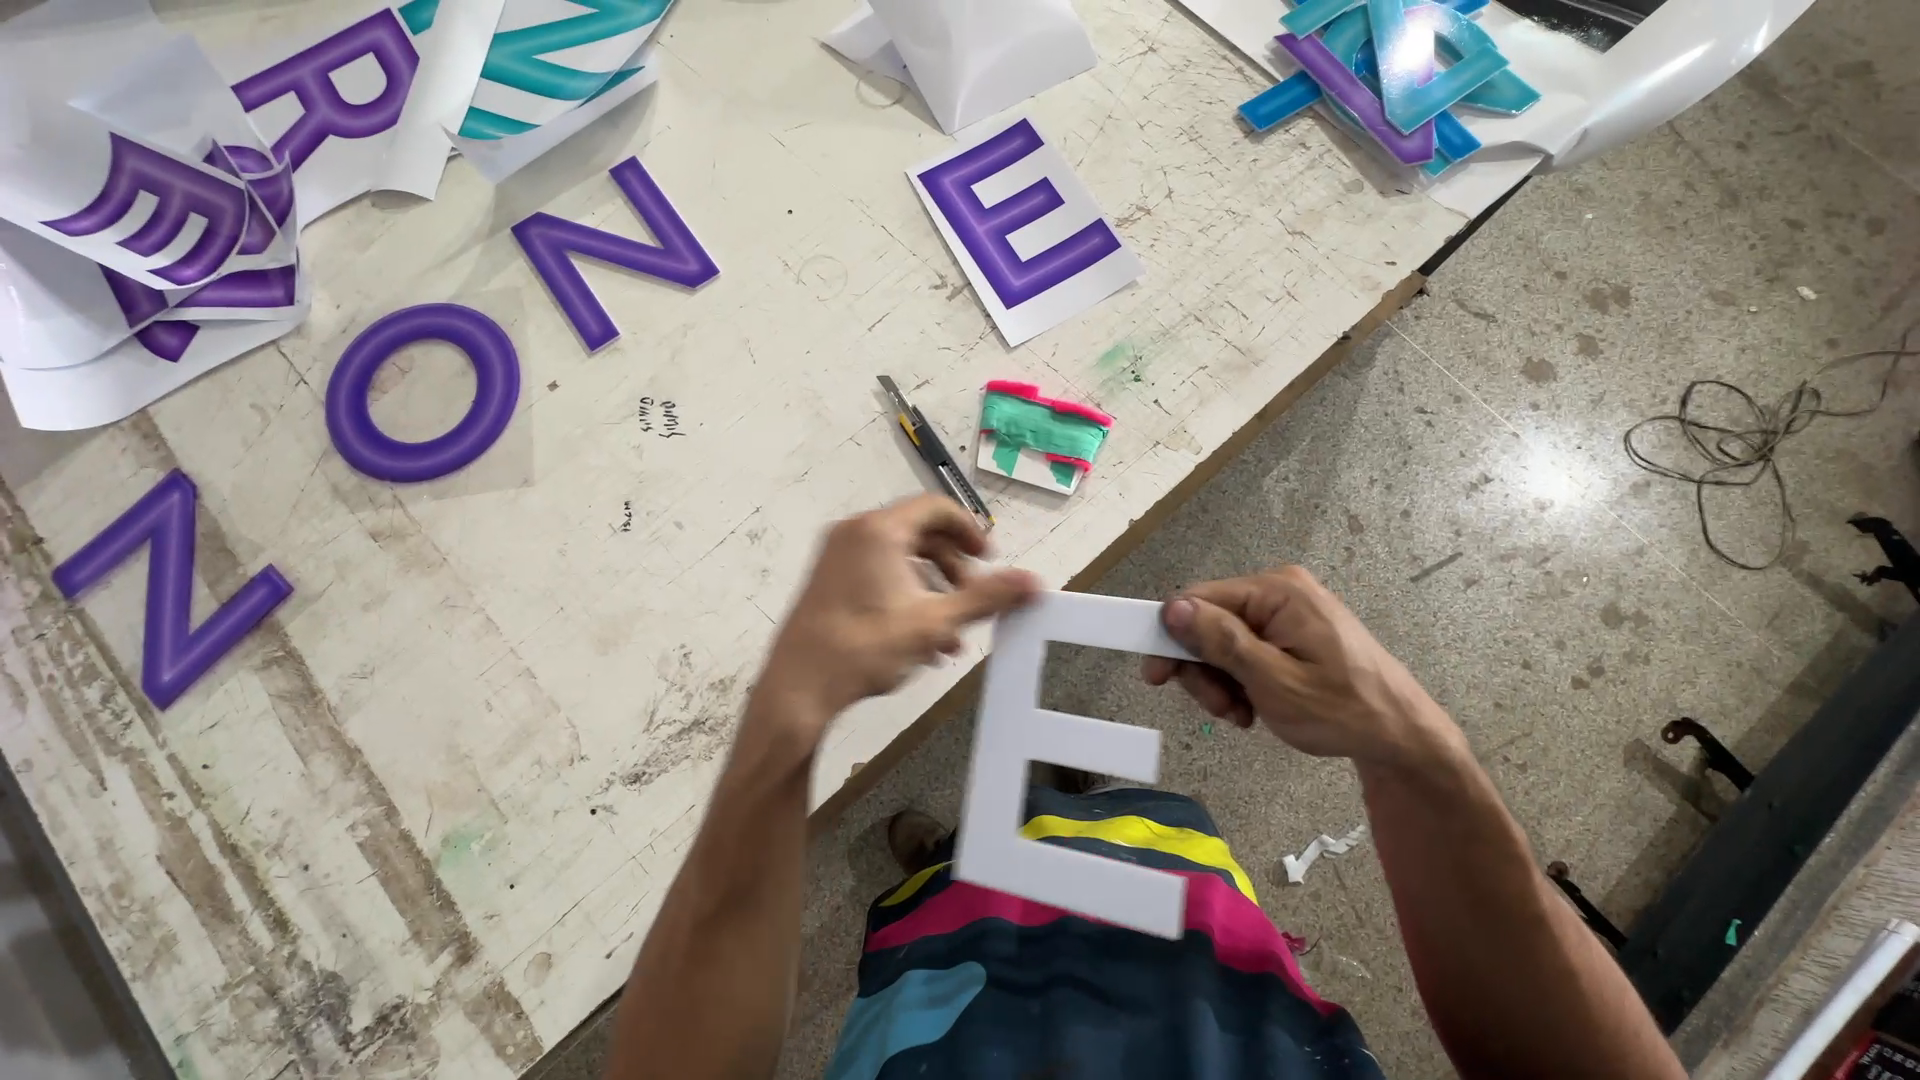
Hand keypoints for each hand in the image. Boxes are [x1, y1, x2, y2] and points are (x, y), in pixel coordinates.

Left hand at [755, 496, 1039, 735]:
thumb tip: (1034, 582)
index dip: (970, 529)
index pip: (935, 508)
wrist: (797, 689)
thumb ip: (986, 598)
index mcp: (879, 530)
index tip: (989, 557)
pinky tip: (924, 642)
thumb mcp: (934, 623)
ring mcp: (837, 557)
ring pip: (901, 560)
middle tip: (973, 597)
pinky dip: (907, 597)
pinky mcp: (828, 582)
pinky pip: (878, 575)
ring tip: (953, 634)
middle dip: (954, 567)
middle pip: (920, 534)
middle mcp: (855, 533)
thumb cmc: (864, 648)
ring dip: (934, 590)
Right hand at [1141, 566, 1460, 766]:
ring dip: (1220, 681)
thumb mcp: (1274, 681)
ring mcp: (1286, 611)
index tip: (1157, 679)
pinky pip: (1245, 649)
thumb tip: (1173, 608)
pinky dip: (1240, 680)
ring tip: (1242, 714)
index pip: (1197, 600)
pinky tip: (1254, 707)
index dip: (1169, 638)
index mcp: (1276, 591)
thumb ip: (1222, 642)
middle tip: (1221, 710)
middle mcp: (1278, 590)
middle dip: (1203, 669)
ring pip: (1222, 641)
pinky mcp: (1291, 631)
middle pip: (1208, 622)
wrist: (1401, 737)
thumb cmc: (1343, 710)